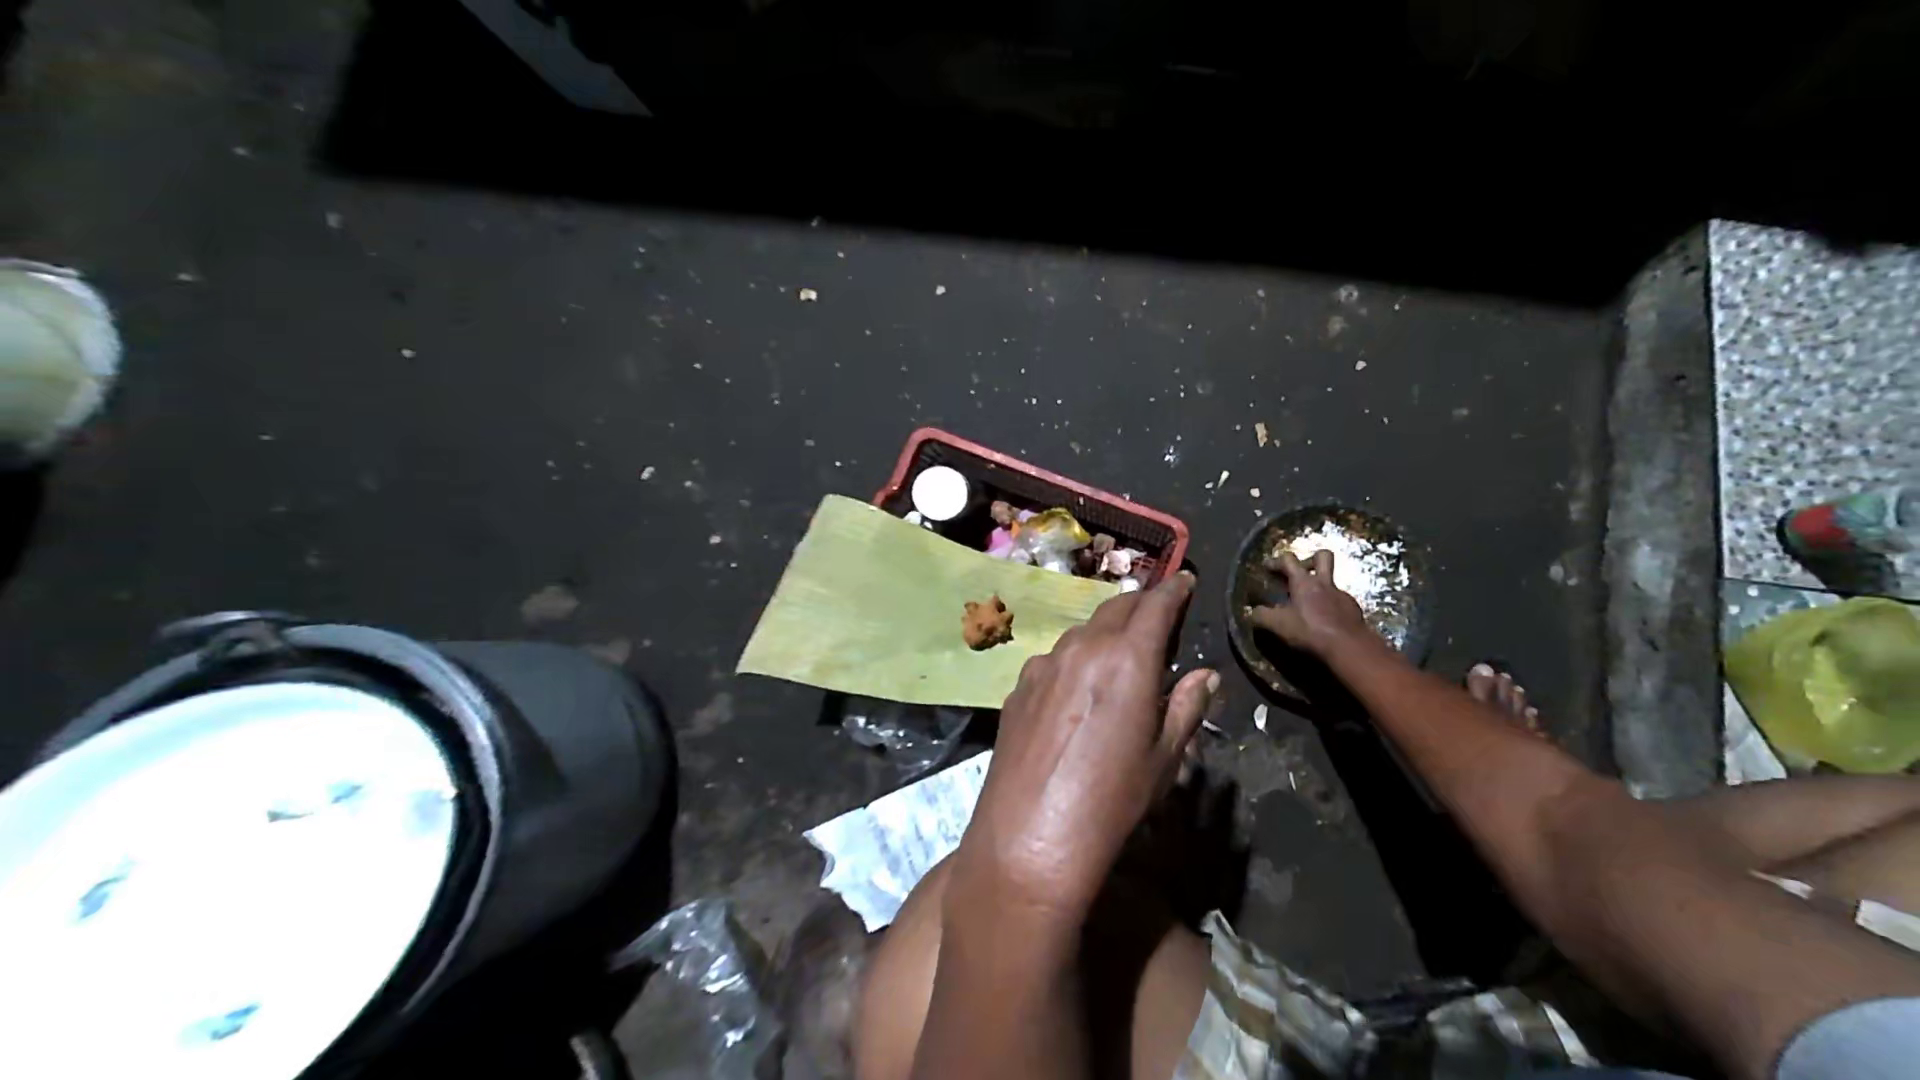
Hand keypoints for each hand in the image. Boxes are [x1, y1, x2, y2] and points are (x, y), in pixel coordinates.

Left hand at [951, 571, 1217, 926]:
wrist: (1031, 834)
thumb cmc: (1113, 799)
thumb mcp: (1164, 757)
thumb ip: (1186, 707)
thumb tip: (1205, 675)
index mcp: (1127, 658)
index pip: (1155, 605)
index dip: (1174, 590)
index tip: (1185, 582)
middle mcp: (1082, 648)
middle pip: (1116, 608)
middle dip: (1141, 603)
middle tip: (1158, 612)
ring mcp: (1043, 664)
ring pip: (1082, 632)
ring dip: (1105, 632)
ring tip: (1120, 652)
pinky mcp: (1018, 686)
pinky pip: (1054, 660)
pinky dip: (1075, 659)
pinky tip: (1078, 688)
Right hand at [1250, 550, 1371, 656]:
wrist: (1349, 647)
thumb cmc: (1310, 630)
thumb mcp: (1277, 625)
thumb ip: (1261, 616)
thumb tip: (1252, 611)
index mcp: (1304, 582)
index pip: (1288, 560)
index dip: (1276, 561)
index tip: (1267, 567)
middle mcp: (1325, 584)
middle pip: (1323, 557)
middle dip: (1310, 559)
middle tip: (1300, 572)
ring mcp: (1342, 595)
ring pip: (1331, 582)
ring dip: (1319, 588)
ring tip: (1308, 604)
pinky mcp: (1353, 610)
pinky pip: (1339, 601)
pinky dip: (1330, 606)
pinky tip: (1324, 621)